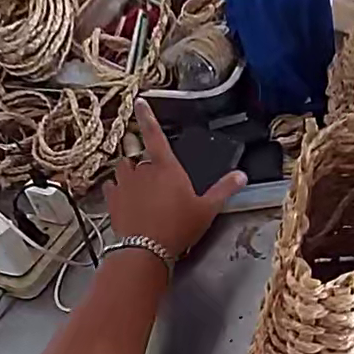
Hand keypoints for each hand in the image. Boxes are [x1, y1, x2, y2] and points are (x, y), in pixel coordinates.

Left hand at [105, 100, 246, 256]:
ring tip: (139, 184)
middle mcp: (142, 170)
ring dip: (130, 171)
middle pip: (140, 155)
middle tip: (157, 177)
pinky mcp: (112, 200)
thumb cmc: (178, 227)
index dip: (147, 116)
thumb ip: (223, 190)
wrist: (146, 250)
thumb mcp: (207, 210)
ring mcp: (124, 184)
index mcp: (166, 167)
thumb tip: (241, 175)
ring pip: (123, 167)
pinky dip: (117, 188)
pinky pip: (112, 186)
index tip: (140, 102)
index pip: (155, 134)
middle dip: (146, 161)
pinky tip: (124, 196)